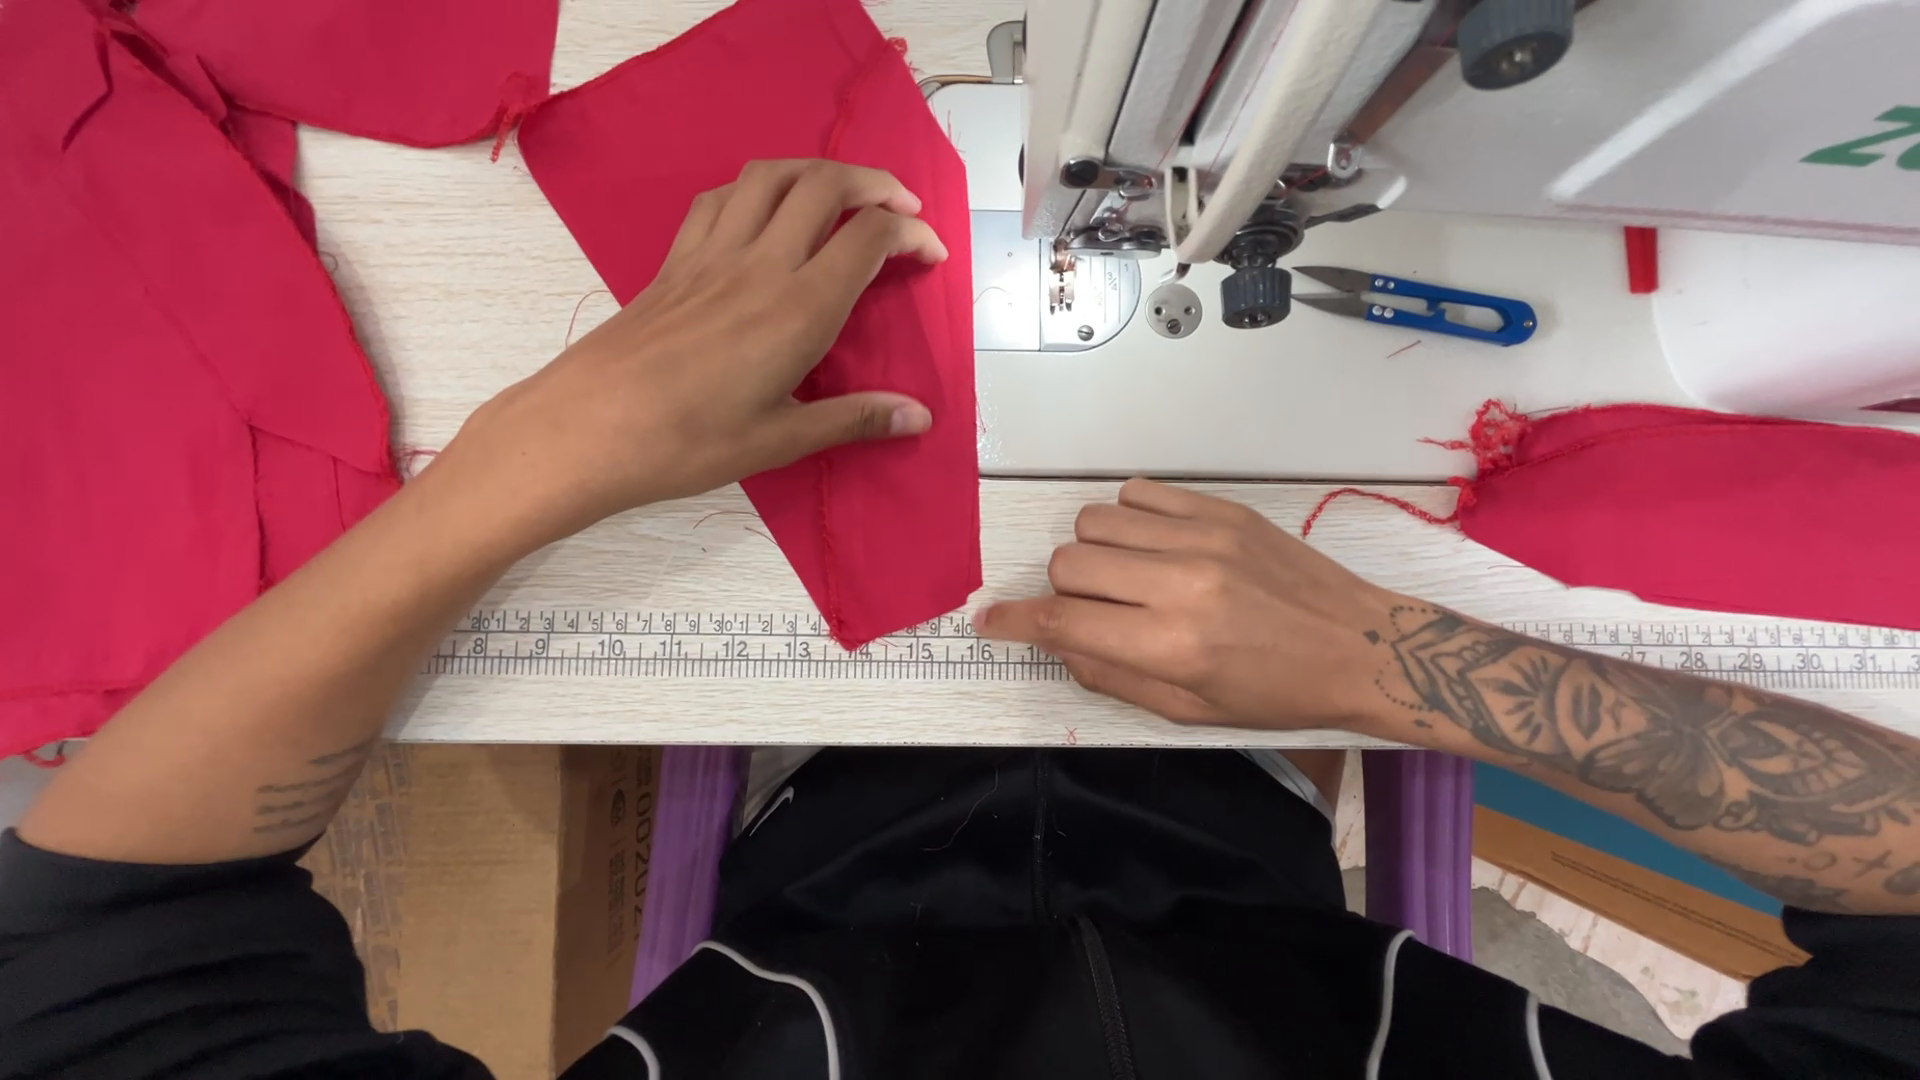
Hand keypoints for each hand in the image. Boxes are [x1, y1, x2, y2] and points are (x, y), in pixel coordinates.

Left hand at [439, 159, 949, 553]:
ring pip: (772, 175)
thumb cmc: (690, 441)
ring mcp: (713, 253)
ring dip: (817, 171)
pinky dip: (757, 187)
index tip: (931, 253)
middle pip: (825, 185)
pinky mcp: (677, 259)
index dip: (911, 233)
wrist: (590, 427)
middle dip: (873, 182)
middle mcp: (761, 263)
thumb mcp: (783, 439)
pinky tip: (765, 211)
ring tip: (842, 194)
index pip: (868, 238)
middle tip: (900, 206)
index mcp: (799, 308)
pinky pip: (722, 196)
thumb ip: (856, 419)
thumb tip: (920, 418)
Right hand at [977, 479, 1399, 731]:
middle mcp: (1178, 583)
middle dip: (1063, 590)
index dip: (1015, 620)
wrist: (1359, 647)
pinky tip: (1150, 543)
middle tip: (1094, 608)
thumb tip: (1054, 639)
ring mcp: (1201, 537)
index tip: (990, 619)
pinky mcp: (1221, 509)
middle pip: (1068, 562)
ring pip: (1095, 522)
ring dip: (1093, 552)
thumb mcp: (1187, 710)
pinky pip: (1137, 493)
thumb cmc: (1273, 694)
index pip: (1062, 620)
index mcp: (1170, 644)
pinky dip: (1126, 518)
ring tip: (1125, 574)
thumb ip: (1109, 674)